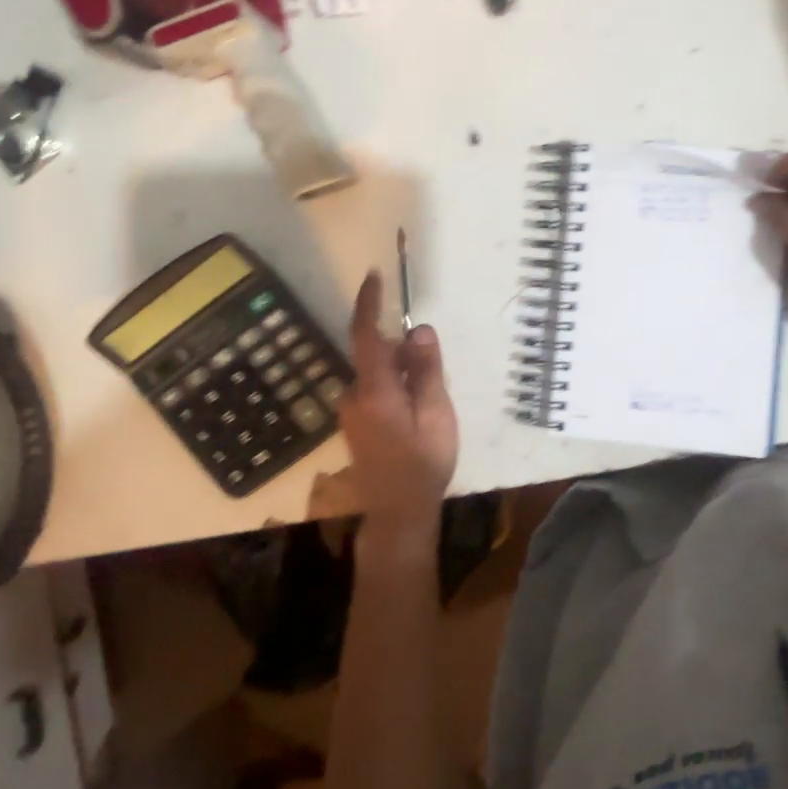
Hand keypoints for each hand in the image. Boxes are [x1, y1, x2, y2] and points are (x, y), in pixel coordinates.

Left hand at [342, 271, 458, 533]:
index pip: (365, 335)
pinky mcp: (355, 423)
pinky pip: (374, 390)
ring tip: (430, 401)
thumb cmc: (424, 463)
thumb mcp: (436, 415)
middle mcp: (354, 395)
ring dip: (401, 372)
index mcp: (375, 390)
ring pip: (376, 373)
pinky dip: (394, 387)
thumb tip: (420, 330)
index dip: (368, 304)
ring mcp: (351, 411)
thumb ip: (427, 371)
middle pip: (375, 354)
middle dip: (403, 350)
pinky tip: (416, 413)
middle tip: (434, 372)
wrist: (398, 512)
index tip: (374, 277)